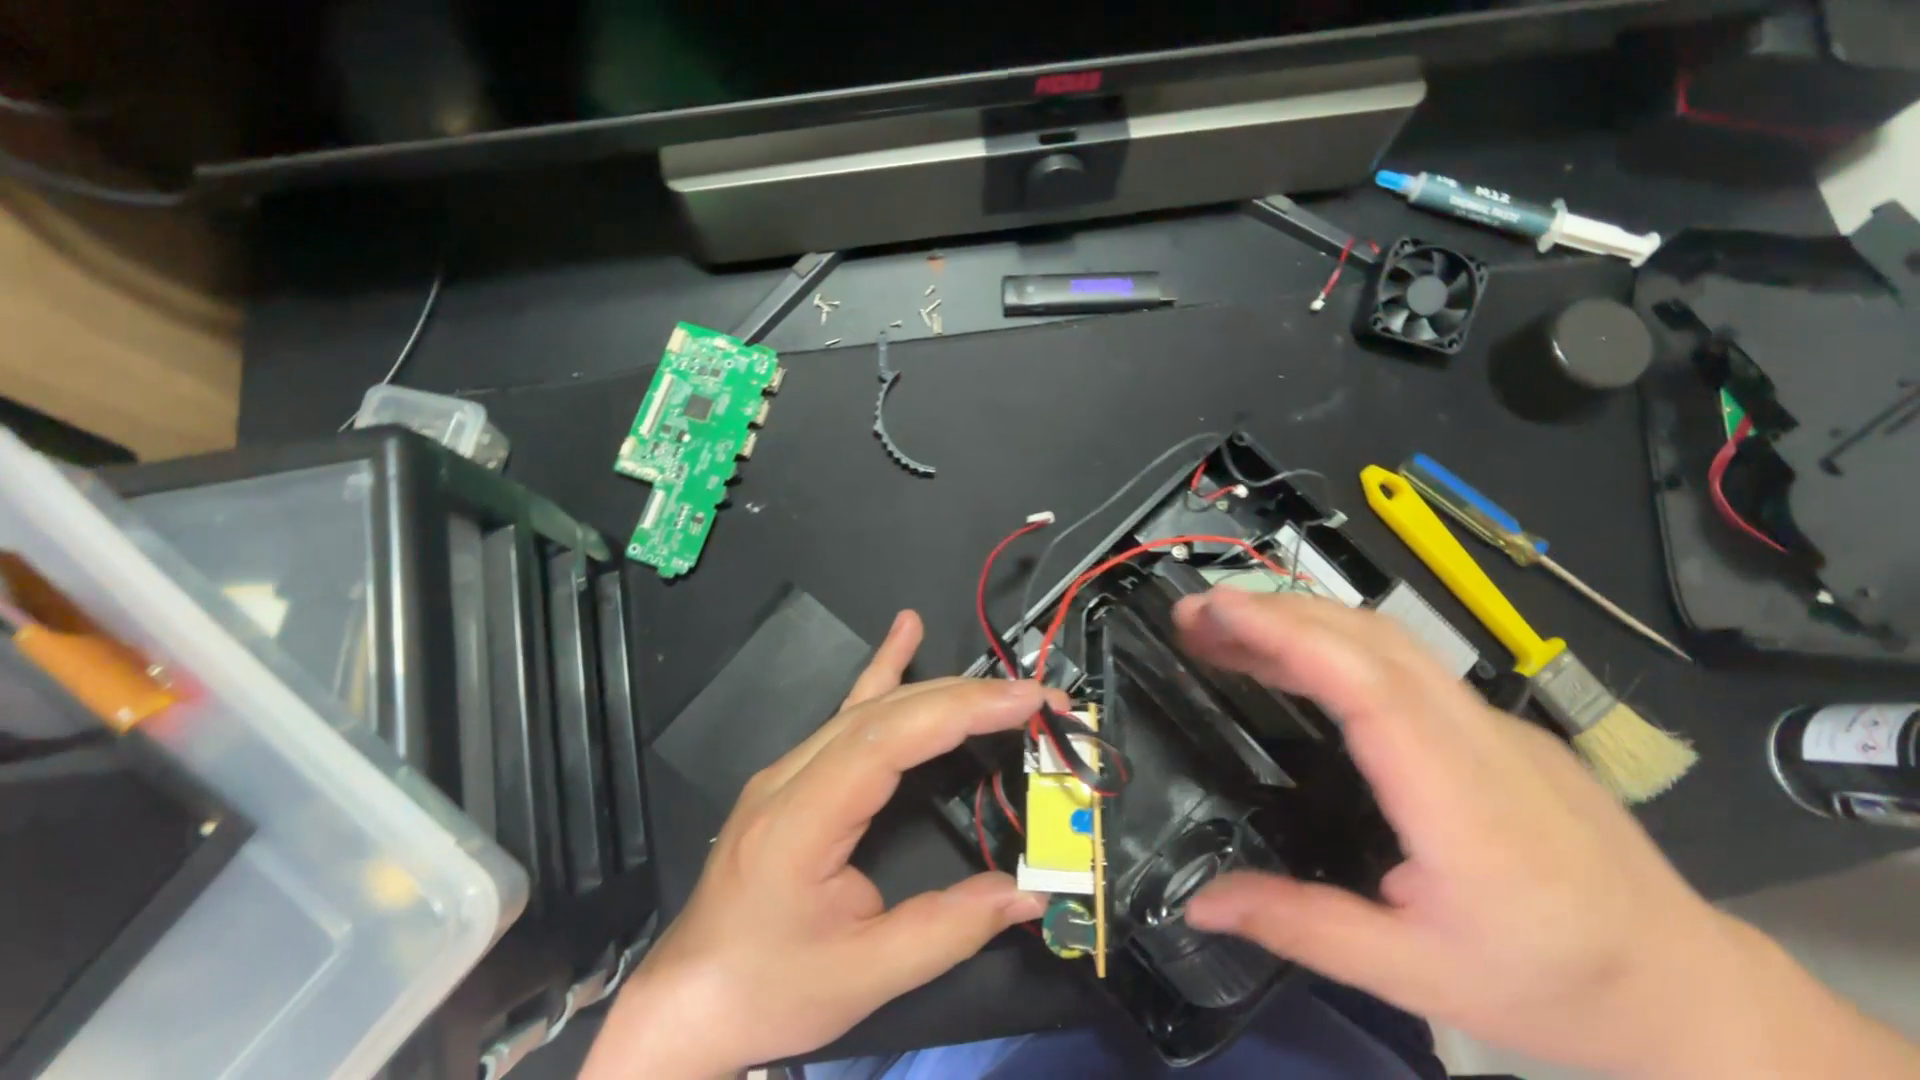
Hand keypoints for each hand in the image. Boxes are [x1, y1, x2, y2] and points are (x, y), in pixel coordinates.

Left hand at [581, 611, 1049, 1079]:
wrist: (688, 1002)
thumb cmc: (768, 989)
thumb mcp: (865, 976)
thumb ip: (949, 929)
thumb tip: (1030, 894)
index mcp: (798, 823)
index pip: (886, 740)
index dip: (959, 710)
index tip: (1026, 700)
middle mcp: (787, 780)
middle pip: (881, 714)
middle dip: (965, 697)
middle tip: (1037, 698)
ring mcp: (785, 774)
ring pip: (866, 709)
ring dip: (937, 690)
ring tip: (997, 681)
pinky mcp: (791, 780)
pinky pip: (845, 717)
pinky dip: (882, 672)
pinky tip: (903, 633)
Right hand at [1168, 589, 1901, 1078]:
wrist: (1687, 988)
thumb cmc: (1551, 986)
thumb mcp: (1414, 974)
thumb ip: (1299, 926)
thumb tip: (1198, 902)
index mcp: (1461, 801)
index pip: (1367, 685)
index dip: (1286, 636)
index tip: (1214, 613)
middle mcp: (1483, 740)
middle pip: (1374, 641)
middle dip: (1276, 612)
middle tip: (1193, 617)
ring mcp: (1501, 726)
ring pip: (1394, 644)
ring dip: (1304, 622)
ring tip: (1226, 631)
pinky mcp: (1504, 730)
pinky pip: (1411, 667)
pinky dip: (1338, 646)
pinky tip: (1299, 666)